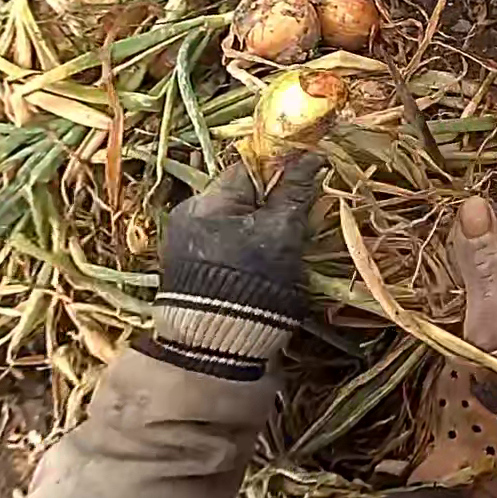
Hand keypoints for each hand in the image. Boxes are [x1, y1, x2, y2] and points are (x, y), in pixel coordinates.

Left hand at [142, 153, 324, 379]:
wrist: (217, 342)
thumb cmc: (255, 279)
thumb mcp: (282, 230)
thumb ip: (294, 189)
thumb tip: (312, 155)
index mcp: (208, 201)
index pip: (250, 166)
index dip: (281, 169)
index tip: (306, 180)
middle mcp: (188, 213)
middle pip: (241, 190)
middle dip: (270, 197)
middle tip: (297, 213)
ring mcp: (184, 239)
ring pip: (233, 214)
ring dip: (259, 219)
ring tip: (280, 238)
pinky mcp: (188, 263)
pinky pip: (222, 236)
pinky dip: (244, 239)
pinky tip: (259, 256)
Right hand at [448, 197, 496, 352]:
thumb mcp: (488, 303)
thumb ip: (481, 255)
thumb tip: (473, 204)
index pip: (491, 218)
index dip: (466, 239)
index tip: (455, 270)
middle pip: (496, 231)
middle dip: (473, 254)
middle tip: (463, 289)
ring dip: (481, 268)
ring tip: (472, 298)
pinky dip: (493, 278)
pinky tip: (485, 301)